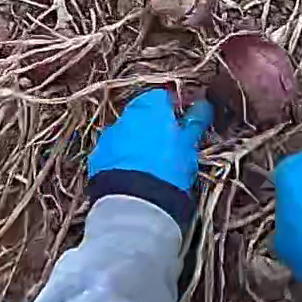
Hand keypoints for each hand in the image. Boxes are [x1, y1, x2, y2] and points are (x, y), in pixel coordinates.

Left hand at [89, 89, 213, 192]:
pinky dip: (124, 158)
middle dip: (157, 125)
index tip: (186, 121)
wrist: (135, 204)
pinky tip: (137, 174)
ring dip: (140, 141)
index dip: (177, 108)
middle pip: (145, 114)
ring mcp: (109, 137)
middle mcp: (126, 116)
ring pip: (128, 133)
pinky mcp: (98, 159)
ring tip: (156, 163)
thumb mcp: (190, 144)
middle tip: (173, 144)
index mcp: (150, 106)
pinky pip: (114, 152)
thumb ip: (196, 121)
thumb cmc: (167, 170)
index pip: (165, 96)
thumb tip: (203, 107)